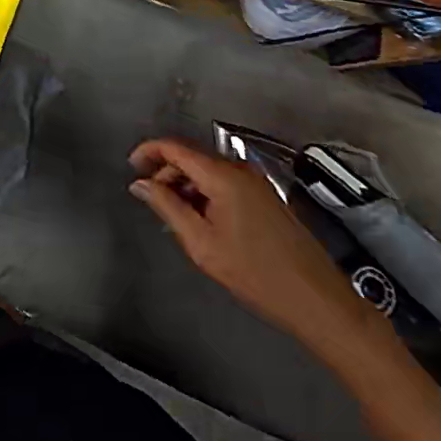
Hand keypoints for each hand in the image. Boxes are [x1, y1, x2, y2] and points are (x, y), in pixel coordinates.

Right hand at [128, 138, 367, 341]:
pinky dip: (205, 193)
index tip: (130, 165)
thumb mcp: (201, 242)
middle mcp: (239, 168)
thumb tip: (140, 184)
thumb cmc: (252, 271)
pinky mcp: (263, 194)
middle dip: (167, 172)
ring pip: (209, 171)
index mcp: (223, 175)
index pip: (177, 147)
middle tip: (149, 199)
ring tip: (172, 216)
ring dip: (186, 185)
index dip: (150, 150)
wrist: (310, 293)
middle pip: (193, 157)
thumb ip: (168, 207)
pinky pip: (225, 182)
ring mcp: (254, 180)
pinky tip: (199, 220)